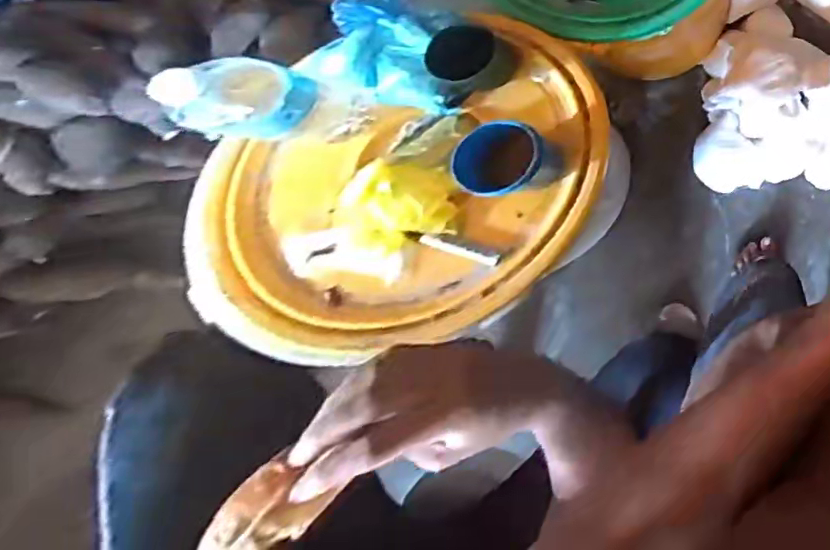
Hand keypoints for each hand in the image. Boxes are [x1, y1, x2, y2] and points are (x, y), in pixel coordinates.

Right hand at [285, 341, 551, 502]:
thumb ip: (404, 450)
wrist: (532, 382)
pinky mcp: (439, 343)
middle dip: (324, 430)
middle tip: (297, 457)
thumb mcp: (449, 453)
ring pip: (374, 374)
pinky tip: (342, 398)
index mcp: (448, 413)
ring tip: (314, 431)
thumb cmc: (492, 425)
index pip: (379, 442)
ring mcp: (440, 356)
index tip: (301, 486)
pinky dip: (359, 377)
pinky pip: (389, 356)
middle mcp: (441, 379)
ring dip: (335, 402)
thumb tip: (356, 449)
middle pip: (370, 401)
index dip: (336, 465)